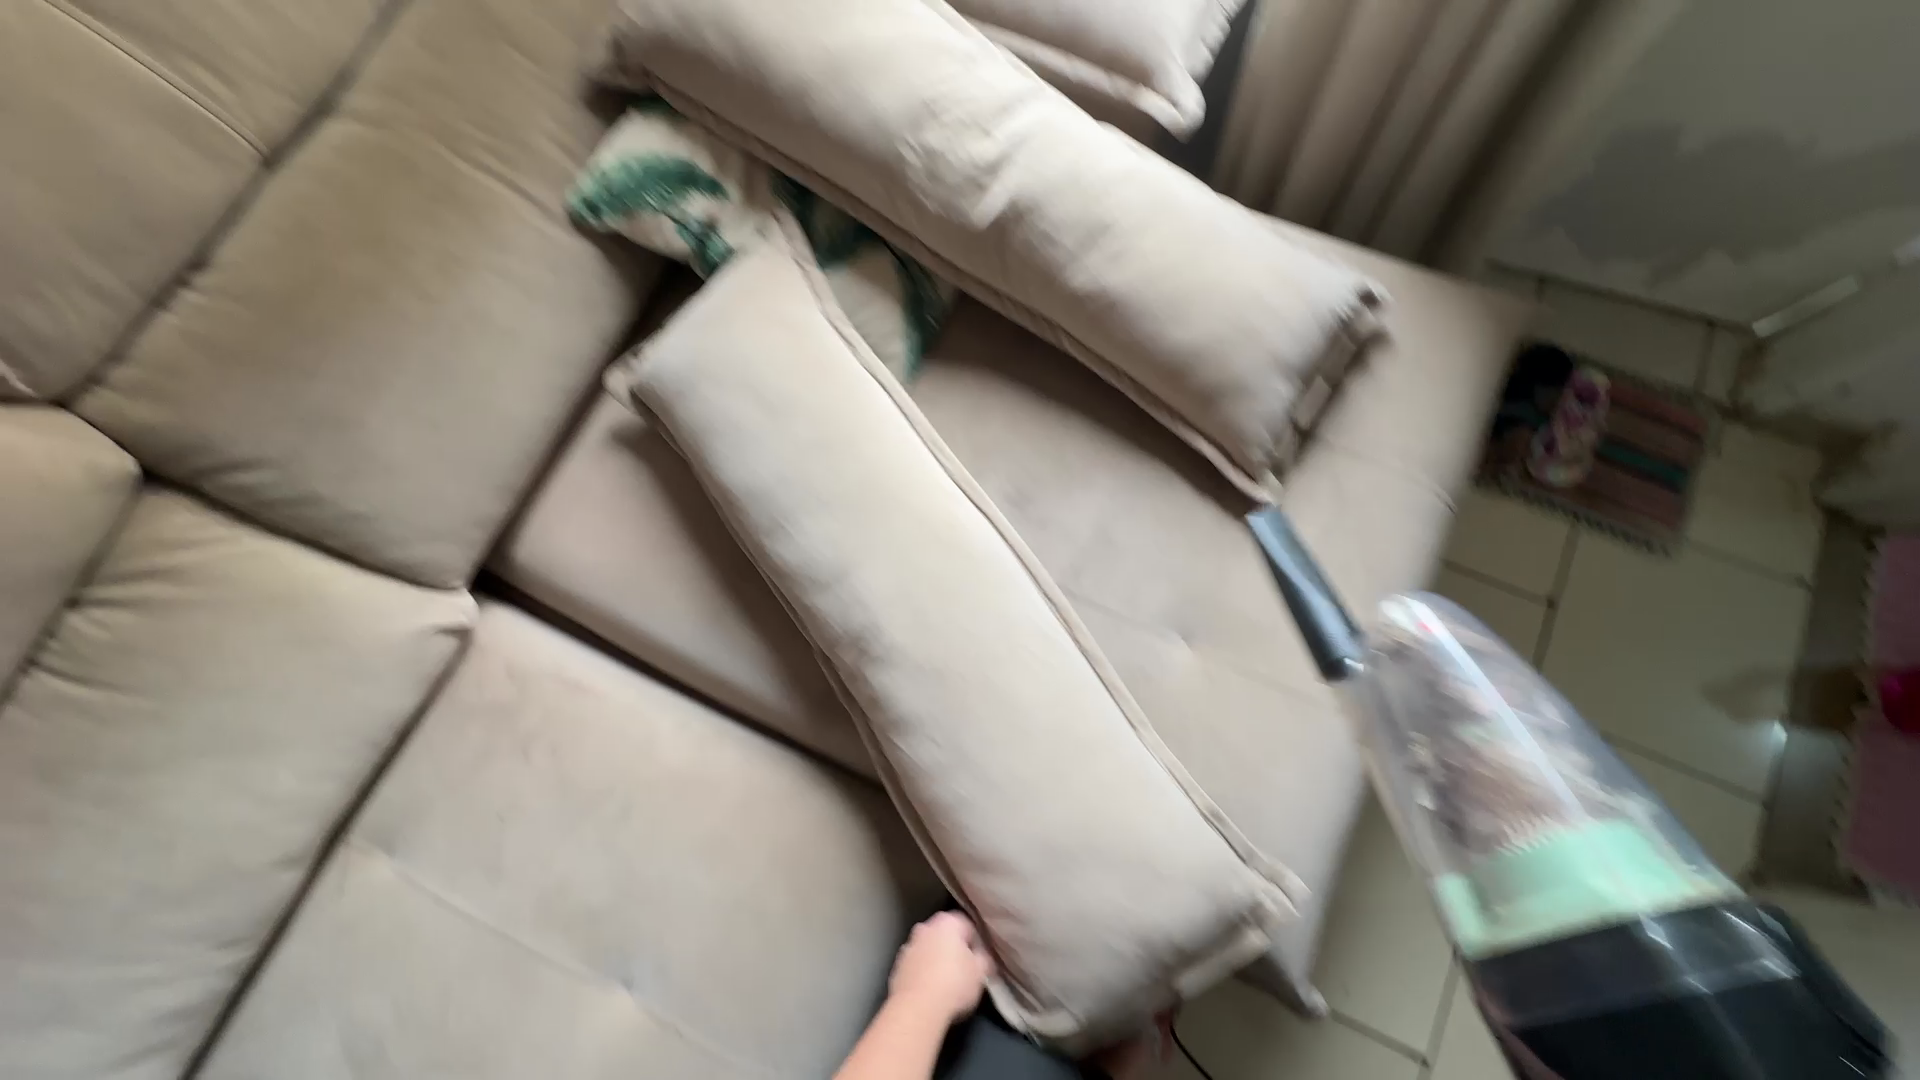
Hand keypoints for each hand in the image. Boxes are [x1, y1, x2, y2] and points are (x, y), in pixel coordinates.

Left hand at [887, 912, 991, 1022]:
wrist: (916, 1009)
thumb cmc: (954, 984)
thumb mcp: (980, 973)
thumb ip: (984, 959)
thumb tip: (983, 957)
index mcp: (947, 922)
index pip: (968, 926)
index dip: (977, 944)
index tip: (980, 962)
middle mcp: (925, 927)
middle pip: (945, 936)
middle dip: (954, 950)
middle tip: (965, 971)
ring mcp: (908, 946)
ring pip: (929, 950)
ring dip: (936, 961)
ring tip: (946, 984)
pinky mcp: (897, 967)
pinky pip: (916, 966)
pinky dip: (923, 973)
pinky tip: (930, 991)